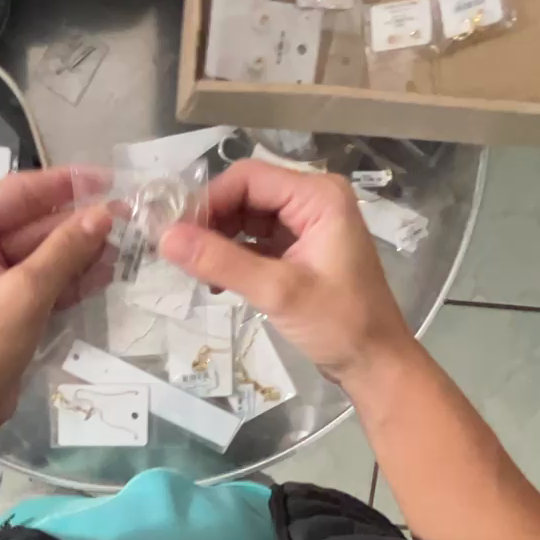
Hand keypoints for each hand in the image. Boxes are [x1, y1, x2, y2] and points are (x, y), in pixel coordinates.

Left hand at [0, 168, 111, 518]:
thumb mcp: (25, 294)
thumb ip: (65, 250)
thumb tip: (105, 214)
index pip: (17, 193)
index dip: (65, 185)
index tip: (109, 179)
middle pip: (32, 225)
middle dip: (78, 226)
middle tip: (129, 218)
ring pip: (41, 255)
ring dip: (80, 254)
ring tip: (126, 246)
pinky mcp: (3, 307)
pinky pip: (40, 282)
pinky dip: (69, 280)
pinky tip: (105, 272)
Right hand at [159, 159, 414, 386]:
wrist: (374, 361)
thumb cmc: (338, 323)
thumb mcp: (278, 291)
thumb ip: (221, 262)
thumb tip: (165, 239)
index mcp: (318, 196)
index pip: (247, 178)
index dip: (208, 201)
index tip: (174, 234)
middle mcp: (311, 201)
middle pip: (245, 195)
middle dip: (210, 222)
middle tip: (178, 255)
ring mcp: (305, 226)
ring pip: (246, 219)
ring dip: (217, 242)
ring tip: (194, 271)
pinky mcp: (297, 251)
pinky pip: (254, 242)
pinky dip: (232, 258)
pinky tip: (214, 281)